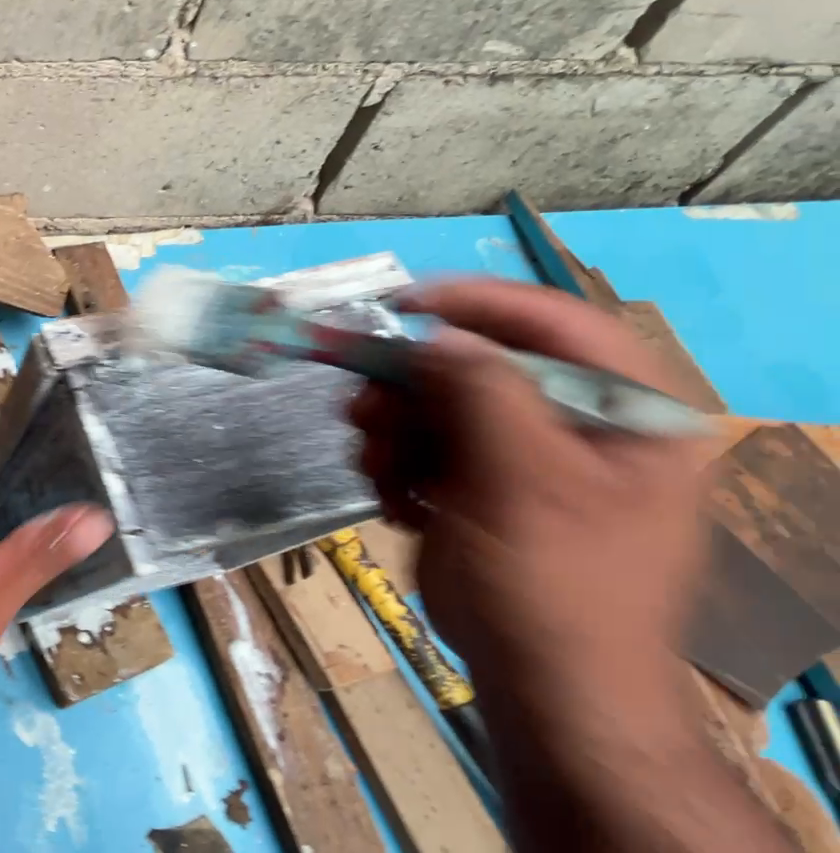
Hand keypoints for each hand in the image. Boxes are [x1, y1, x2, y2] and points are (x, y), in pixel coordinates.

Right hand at [348, 278, 713, 691]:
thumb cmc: (554, 583)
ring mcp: (528, 458)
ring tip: (380, 472)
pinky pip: (426, 448)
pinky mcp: (484, 488)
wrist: (547, 687)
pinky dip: (399, 468)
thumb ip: (484, 392)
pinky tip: (397, 503)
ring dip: (395, 433)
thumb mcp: (524, 479)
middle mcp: (580, 425)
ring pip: (440, 406)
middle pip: (481, 365)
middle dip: (413, 387)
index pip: (558, 323)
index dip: (477, 304)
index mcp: (629, 413)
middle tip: (364, 408)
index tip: (399, 308)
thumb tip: (435, 338)